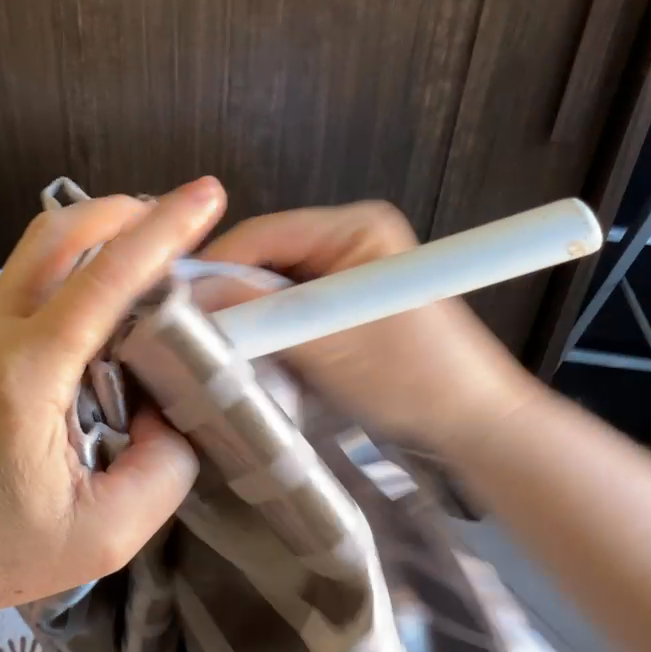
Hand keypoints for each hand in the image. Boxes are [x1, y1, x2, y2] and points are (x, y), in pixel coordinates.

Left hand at [0, 178, 223, 651]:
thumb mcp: (107, 534)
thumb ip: (165, 467)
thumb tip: (175, 405)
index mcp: (24, 377)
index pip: (103, 280)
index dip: (161, 230)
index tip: (204, 194)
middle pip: (55, 235)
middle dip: (119, 212)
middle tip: (169, 218)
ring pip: (33, 257)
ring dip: (92, 245)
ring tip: (141, 271)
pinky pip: (17, 292)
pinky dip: (64, 283)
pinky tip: (90, 327)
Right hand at [198, 201, 543, 455]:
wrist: (475, 426)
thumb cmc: (413, 378)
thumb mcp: (329, 342)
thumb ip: (260, 312)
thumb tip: (190, 294)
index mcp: (355, 225)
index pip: (265, 232)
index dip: (216, 264)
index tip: (174, 300)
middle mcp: (349, 233)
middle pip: (267, 253)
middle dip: (231, 289)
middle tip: (190, 325)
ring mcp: (348, 264)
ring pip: (274, 279)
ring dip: (250, 309)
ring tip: (216, 338)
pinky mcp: (346, 294)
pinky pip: (291, 299)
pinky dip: (271, 322)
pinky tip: (254, 346)